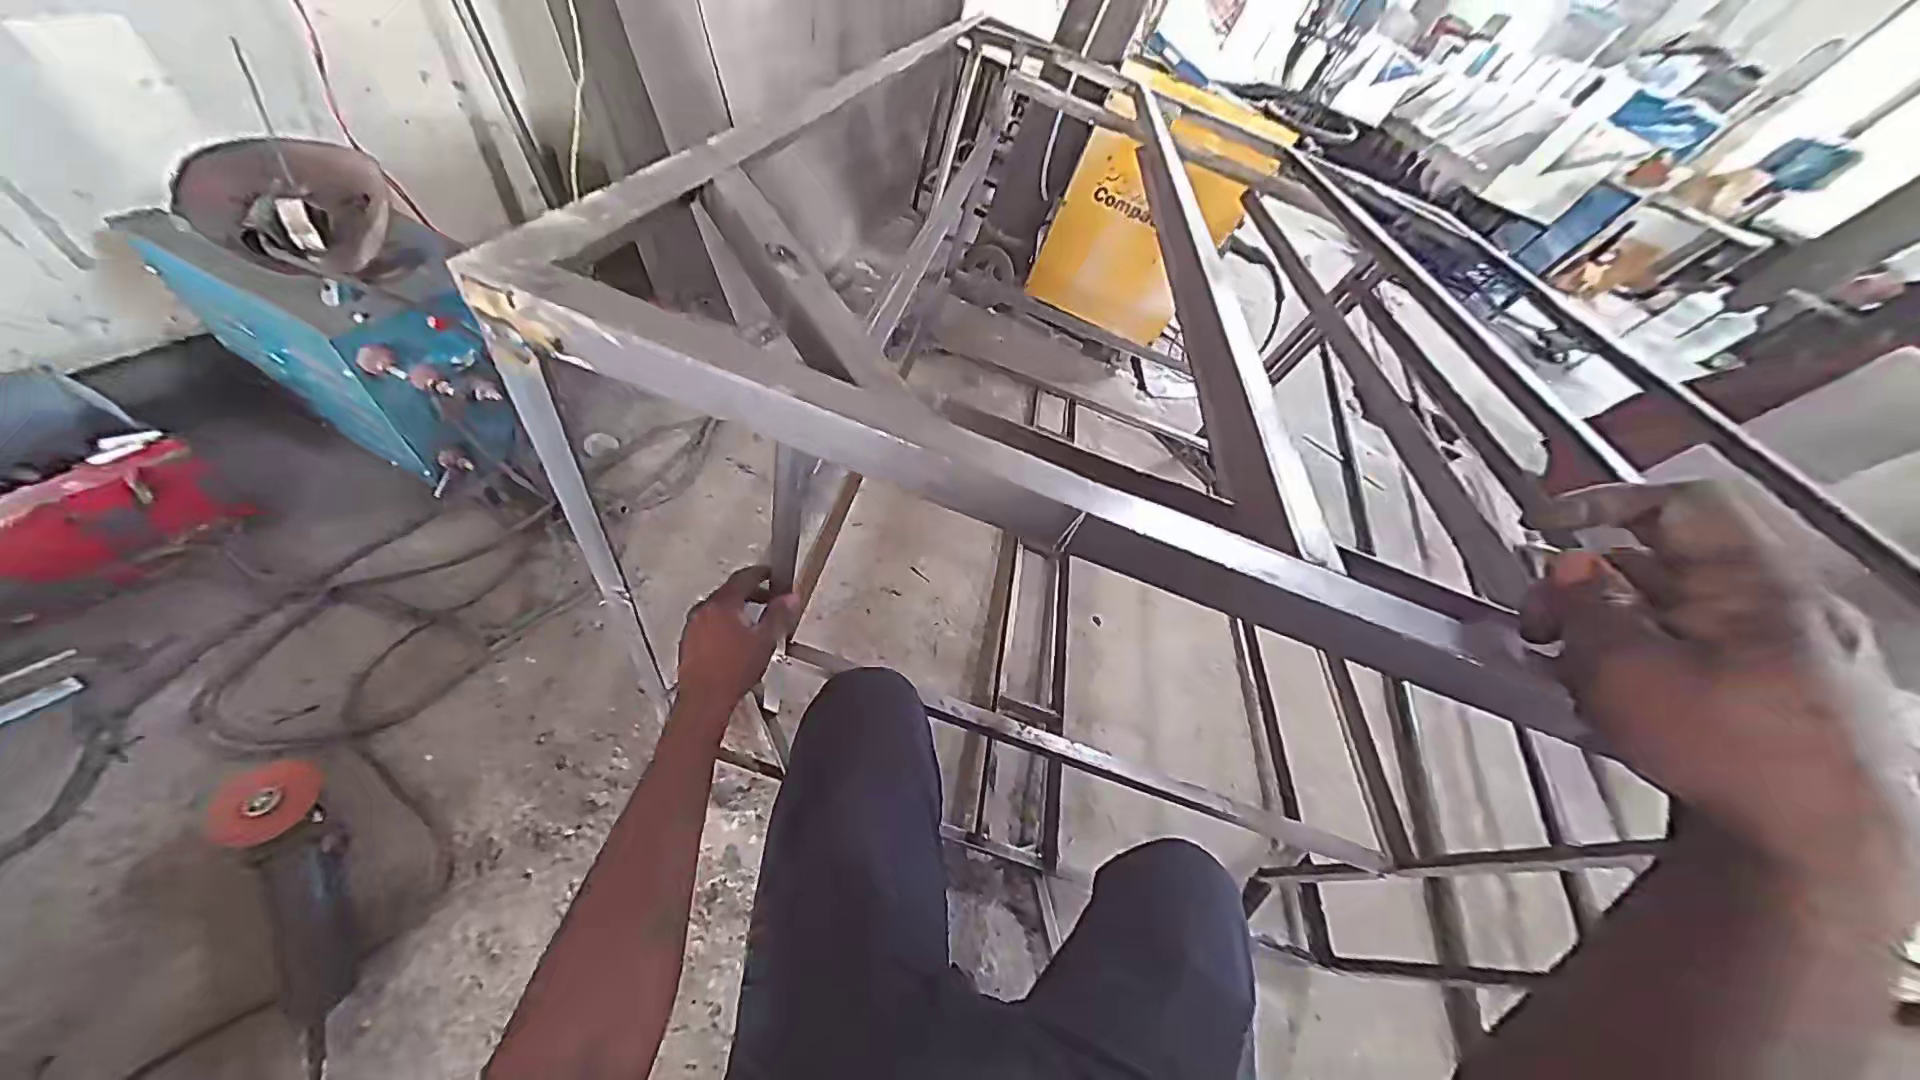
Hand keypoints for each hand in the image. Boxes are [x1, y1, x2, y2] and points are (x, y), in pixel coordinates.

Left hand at [674, 566, 800, 720]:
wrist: (706, 698)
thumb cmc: (732, 671)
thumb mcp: (766, 639)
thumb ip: (779, 614)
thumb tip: (790, 598)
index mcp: (722, 604)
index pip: (743, 577)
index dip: (761, 574)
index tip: (771, 574)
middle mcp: (703, 610)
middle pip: (730, 591)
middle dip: (752, 593)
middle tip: (768, 599)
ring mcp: (693, 626)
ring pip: (718, 608)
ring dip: (737, 609)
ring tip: (754, 622)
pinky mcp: (688, 642)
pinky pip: (708, 624)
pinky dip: (723, 624)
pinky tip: (735, 640)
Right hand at [1523, 482, 1901, 883]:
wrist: (1815, 848)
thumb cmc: (1733, 755)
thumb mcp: (1624, 668)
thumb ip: (1585, 606)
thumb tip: (1570, 567)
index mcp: (1754, 586)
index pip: (1680, 503)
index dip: (1602, 502)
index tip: (1545, 523)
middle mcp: (1777, 607)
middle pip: (1659, 561)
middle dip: (1582, 584)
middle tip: (1541, 621)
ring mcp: (1781, 649)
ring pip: (1666, 605)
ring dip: (1602, 622)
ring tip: (1568, 664)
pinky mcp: (1771, 687)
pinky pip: (1685, 644)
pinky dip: (1633, 651)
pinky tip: (1604, 687)